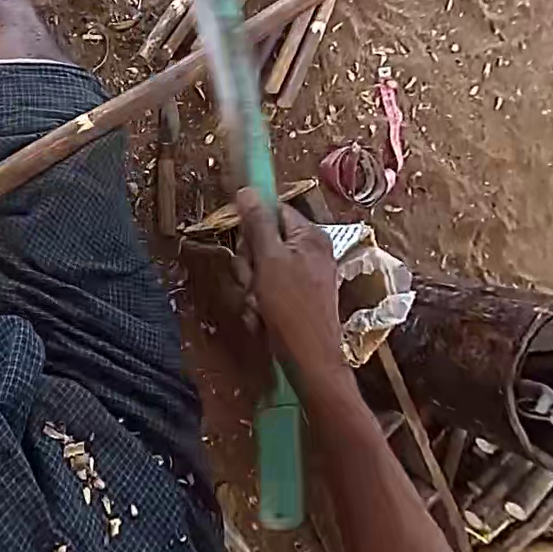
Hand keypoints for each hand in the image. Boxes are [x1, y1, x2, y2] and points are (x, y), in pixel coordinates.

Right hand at [235, 188, 345, 384]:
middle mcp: (311, 252)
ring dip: (252, 287)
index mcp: (310, 236)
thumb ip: (257, 224)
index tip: (242, 241)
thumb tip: (248, 189)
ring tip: (259, 304)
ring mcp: (305, 277)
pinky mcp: (297, 299)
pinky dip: (260, 304)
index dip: (254, 224)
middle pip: (264, 241)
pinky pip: (268, 290)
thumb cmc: (291, 308)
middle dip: (250, 263)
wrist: (310, 362)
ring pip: (261, 269)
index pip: (274, 211)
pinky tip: (263, 318)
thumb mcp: (269, 260)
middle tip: (253, 280)